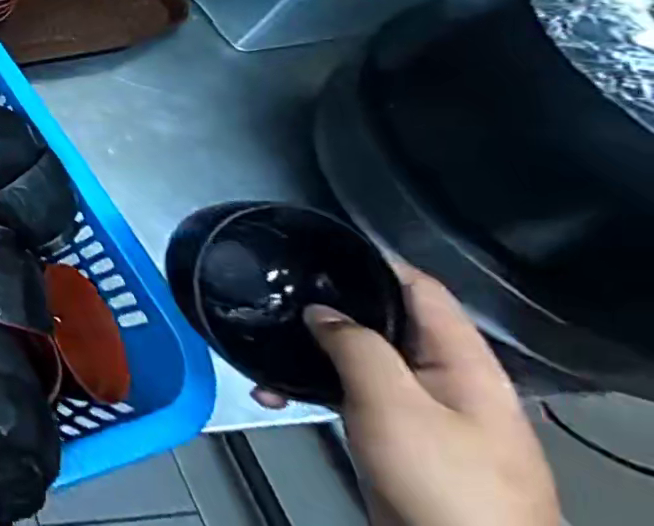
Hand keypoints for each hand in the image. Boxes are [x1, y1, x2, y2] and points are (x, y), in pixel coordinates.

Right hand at [265, 264, 557, 525]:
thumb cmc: (442, 480)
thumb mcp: (393, 401)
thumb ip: (356, 345)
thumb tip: (322, 311)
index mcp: (463, 366)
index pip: (422, 290)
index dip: (373, 262)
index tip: (320, 248)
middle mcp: (446, 383)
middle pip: (383, 324)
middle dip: (327, 309)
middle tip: (277, 294)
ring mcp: (423, 414)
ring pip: (358, 361)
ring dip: (309, 353)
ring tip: (264, 348)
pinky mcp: (397, 440)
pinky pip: (348, 397)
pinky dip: (310, 389)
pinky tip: (273, 391)